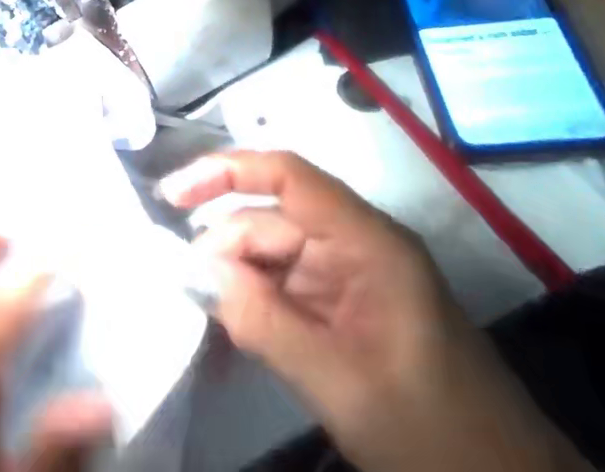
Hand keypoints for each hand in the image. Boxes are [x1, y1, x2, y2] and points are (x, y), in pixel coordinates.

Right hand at [162, 151, 589, 471]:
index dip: (225, 172)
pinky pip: (285, 288)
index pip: (288, 176)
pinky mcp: (345, 308)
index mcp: (367, 241)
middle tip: (184, 286)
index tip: (171, 195)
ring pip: (273, 256)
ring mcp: (350, 277)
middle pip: (272, 219)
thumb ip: (262, 321)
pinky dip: (254, 302)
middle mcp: (355, 244)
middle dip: (225, 245)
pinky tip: (232, 327)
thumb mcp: (341, 381)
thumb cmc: (433, 431)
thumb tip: (193, 269)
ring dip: (236, 278)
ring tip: (205, 312)